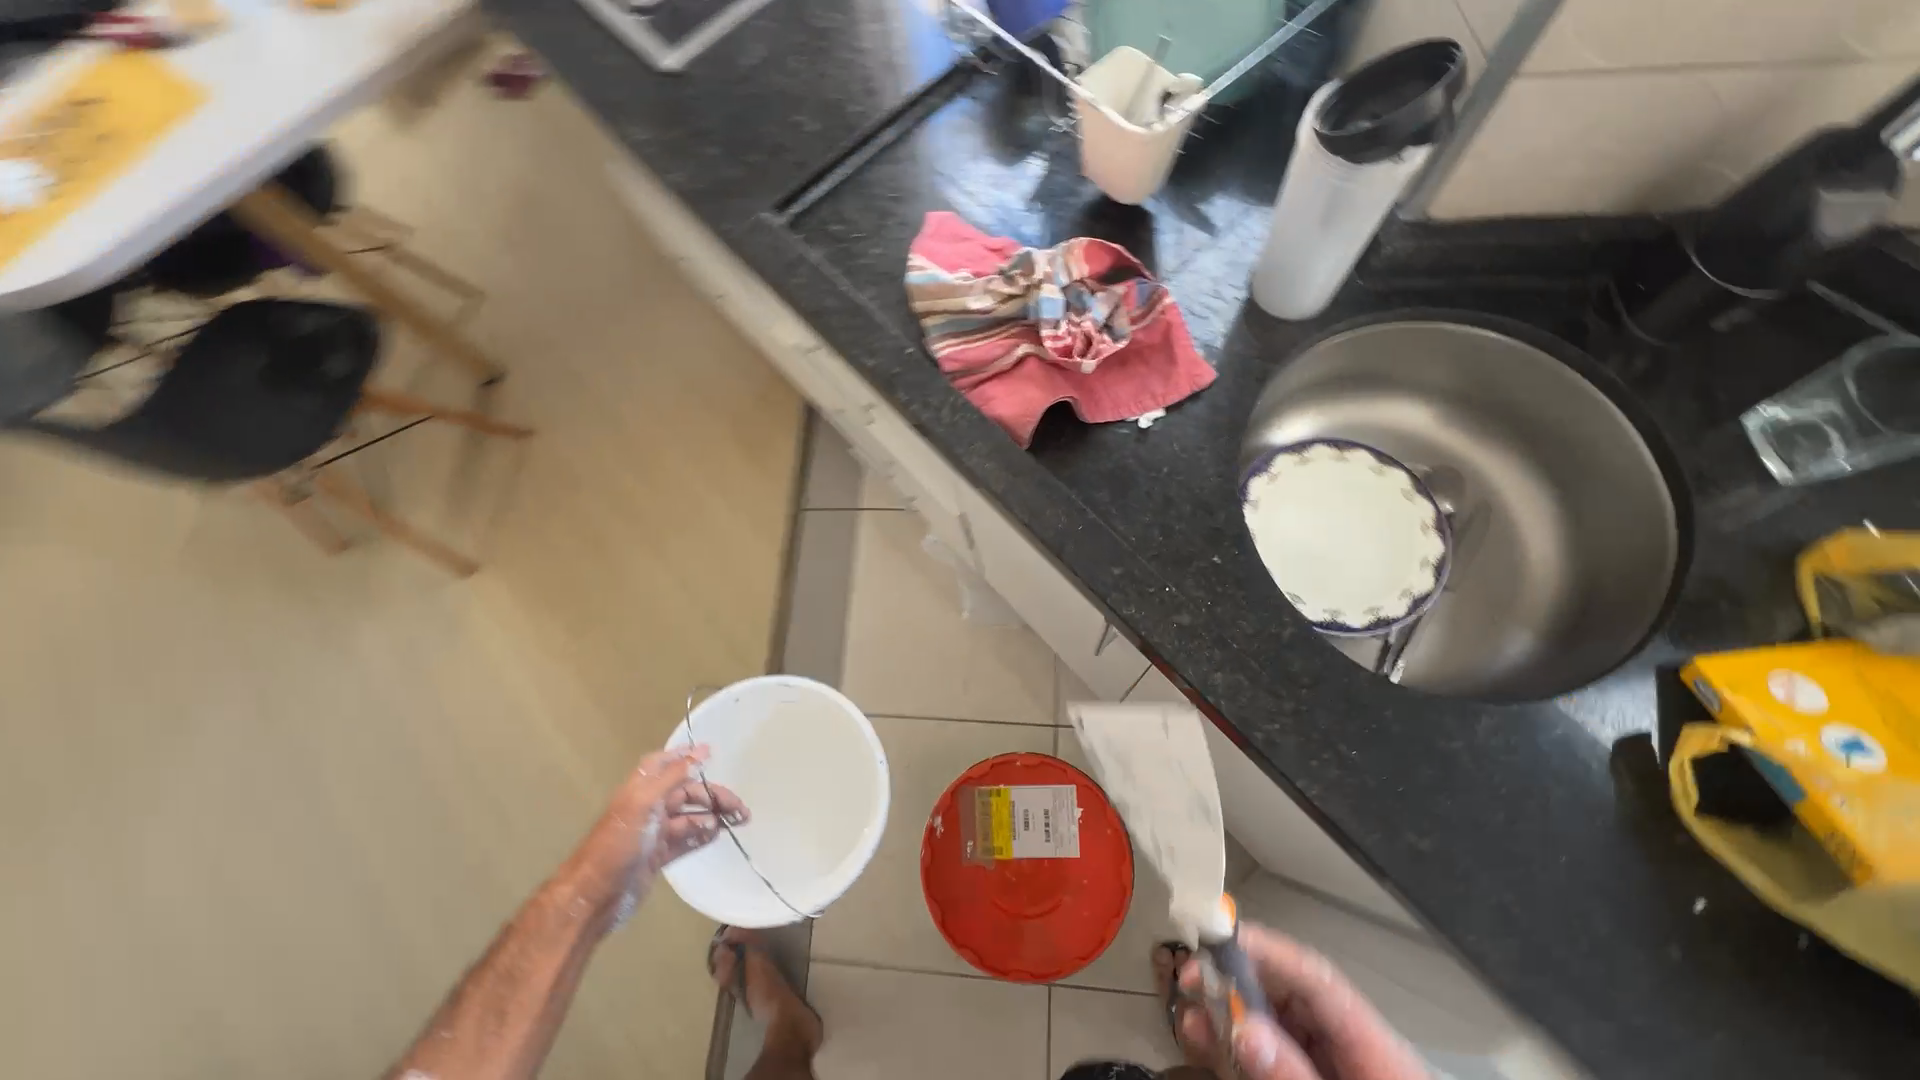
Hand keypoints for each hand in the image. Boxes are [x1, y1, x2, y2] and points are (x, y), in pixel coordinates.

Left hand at [562, 745, 747, 927]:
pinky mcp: (658, 856)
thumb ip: (673, 775)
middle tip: (740, 808)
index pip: (665, 764)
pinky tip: (719, 836)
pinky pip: (685, 840)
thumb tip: (702, 751)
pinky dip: (702, 836)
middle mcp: (649, 807)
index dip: (687, 757)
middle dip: (713, 795)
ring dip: (713, 817)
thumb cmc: (618, 843)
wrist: (595, 896)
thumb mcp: (644, 803)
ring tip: (738, 822)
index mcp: (642, 789)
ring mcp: (654, 833)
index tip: (713, 754)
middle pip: (686, 793)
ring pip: (690, 818)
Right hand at [1176, 922, 1429, 1079]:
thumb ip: (1293, 1077)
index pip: (1318, 981)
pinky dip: (1234, 1046)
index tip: (1220, 937)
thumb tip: (1243, 1027)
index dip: (1270, 952)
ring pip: (1275, 1022)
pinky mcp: (1309, 1079)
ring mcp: (1330, 1067)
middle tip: (1190, 976)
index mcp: (1373, 1046)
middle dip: (1237, 979)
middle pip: (1292, 994)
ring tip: (1187, 1009)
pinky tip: (1200, 1037)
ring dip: (1228, 1011)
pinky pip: (1270, 1054)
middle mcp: (1350, 1047)